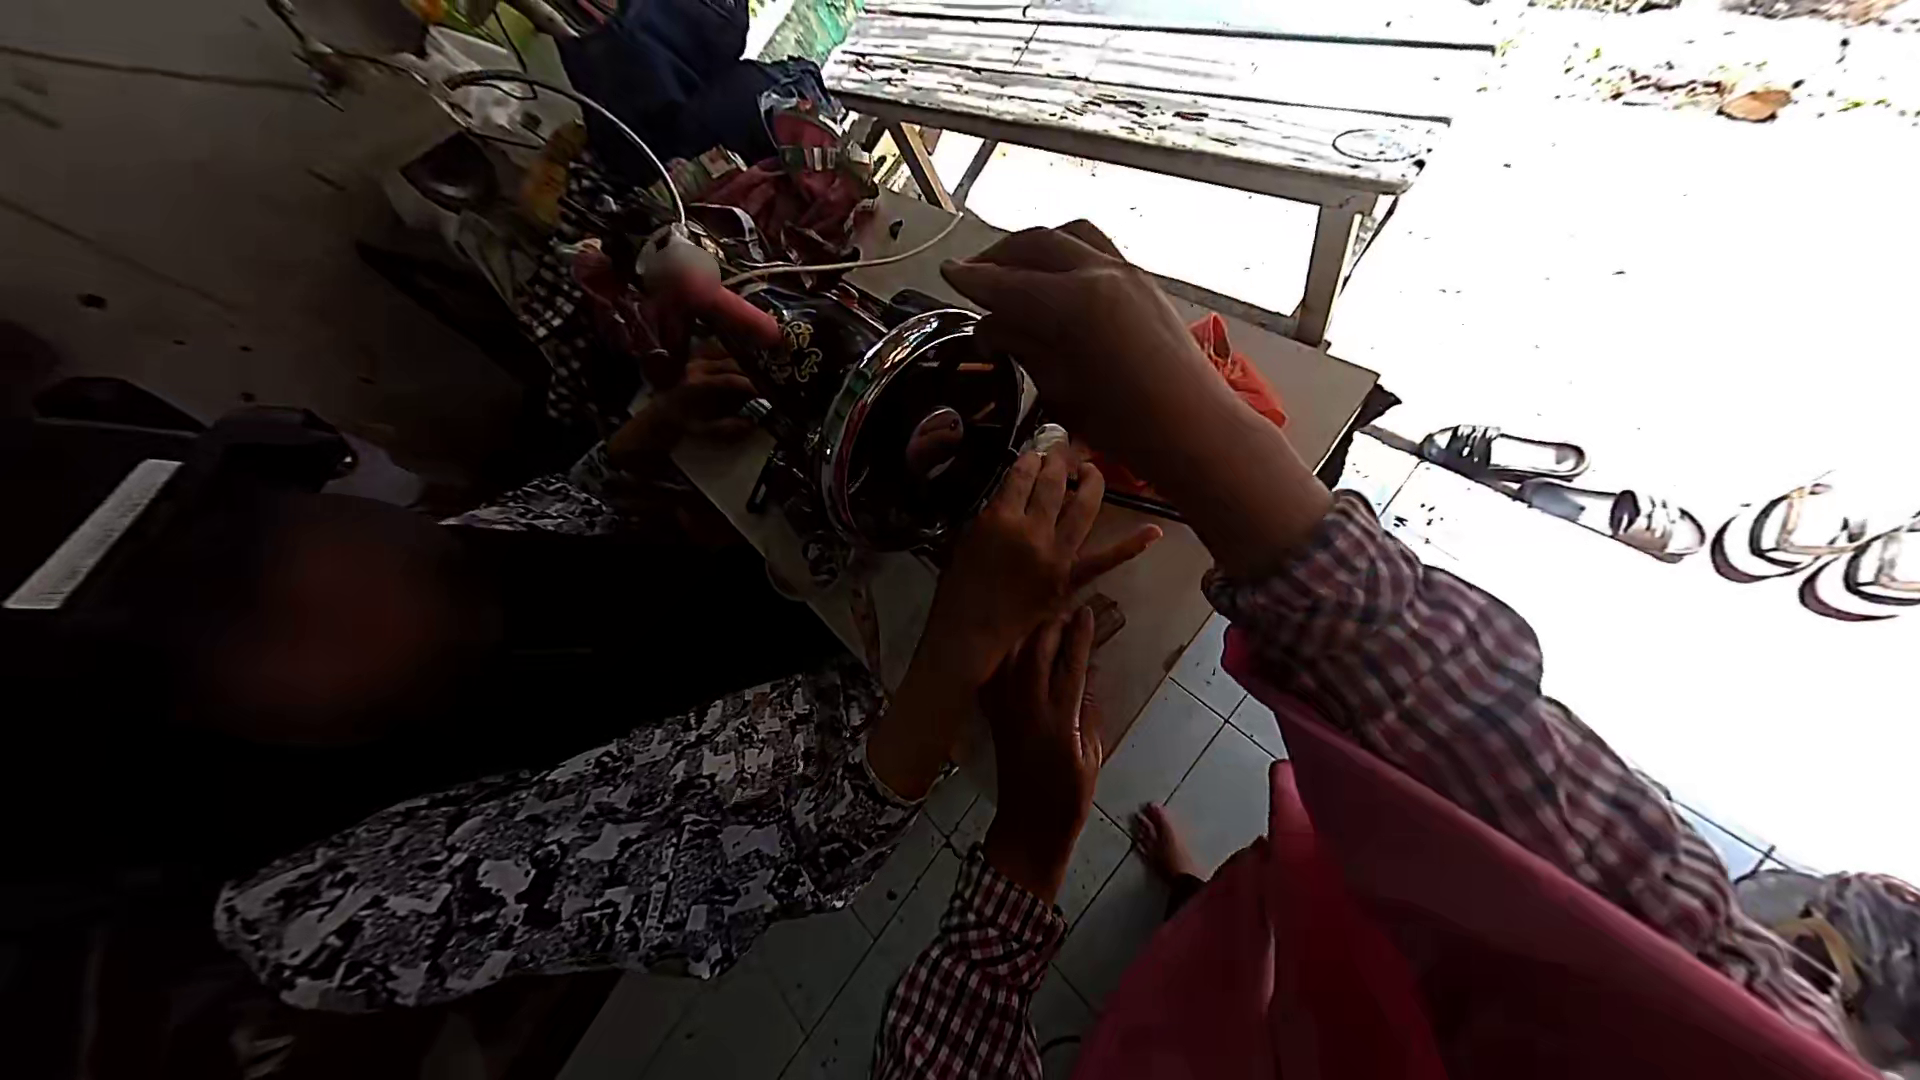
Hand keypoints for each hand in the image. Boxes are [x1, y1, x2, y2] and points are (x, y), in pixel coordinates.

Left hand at [657, 355, 757, 439]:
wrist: (663, 411)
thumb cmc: (686, 422)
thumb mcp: (706, 430)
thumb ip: (729, 426)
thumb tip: (753, 422)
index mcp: (699, 385)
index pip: (730, 380)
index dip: (751, 385)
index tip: (766, 393)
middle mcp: (697, 367)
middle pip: (731, 363)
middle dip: (752, 373)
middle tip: (766, 383)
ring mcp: (696, 359)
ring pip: (727, 354)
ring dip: (744, 363)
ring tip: (758, 373)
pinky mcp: (696, 356)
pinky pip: (719, 351)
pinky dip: (733, 357)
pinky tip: (743, 364)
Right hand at [920, 447, 1159, 687]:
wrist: (972, 629)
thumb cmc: (960, 583)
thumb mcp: (968, 536)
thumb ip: (994, 512)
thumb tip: (1017, 491)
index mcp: (1001, 519)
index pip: (1022, 475)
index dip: (1031, 459)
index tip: (1034, 454)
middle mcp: (1033, 532)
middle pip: (1053, 484)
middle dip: (1058, 461)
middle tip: (1059, 453)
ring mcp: (1057, 555)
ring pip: (1082, 508)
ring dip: (1090, 481)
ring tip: (1089, 469)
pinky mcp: (1070, 578)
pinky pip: (1104, 560)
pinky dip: (1130, 546)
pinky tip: (1153, 531)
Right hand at [941, 222, 1332, 575]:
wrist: (1192, 429)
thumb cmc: (1124, 425)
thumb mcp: (1059, 389)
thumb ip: (1022, 347)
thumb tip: (991, 327)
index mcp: (1072, 304)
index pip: (1007, 283)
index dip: (972, 279)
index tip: (947, 273)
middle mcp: (1098, 273)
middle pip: (1035, 244)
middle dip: (997, 254)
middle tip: (973, 272)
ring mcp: (1126, 271)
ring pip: (1067, 235)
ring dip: (1033, 246)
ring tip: (1012, 268)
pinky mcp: (1142, 280)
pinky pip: (1094, 248)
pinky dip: (1064, 252)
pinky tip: (1054, 277)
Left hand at [980, 607, 1105, 901]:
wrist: (1028, 826)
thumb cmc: (1068, 797)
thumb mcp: (1091, 755)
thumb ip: (1089, 711)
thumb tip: (1090, 673)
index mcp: (1059, 721)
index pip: (1070, 666)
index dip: (1079, 636)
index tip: (1087, 613)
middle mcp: (1028, 710)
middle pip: (1035, 654)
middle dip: (1050, 627)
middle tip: (1065, 611)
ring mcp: (1006, 713)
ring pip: (1011, 661)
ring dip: (1026, 636)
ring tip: (1041, 621)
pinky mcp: (993, 719)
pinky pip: (995, 678)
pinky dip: (1004, 657)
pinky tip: (1013, 646)